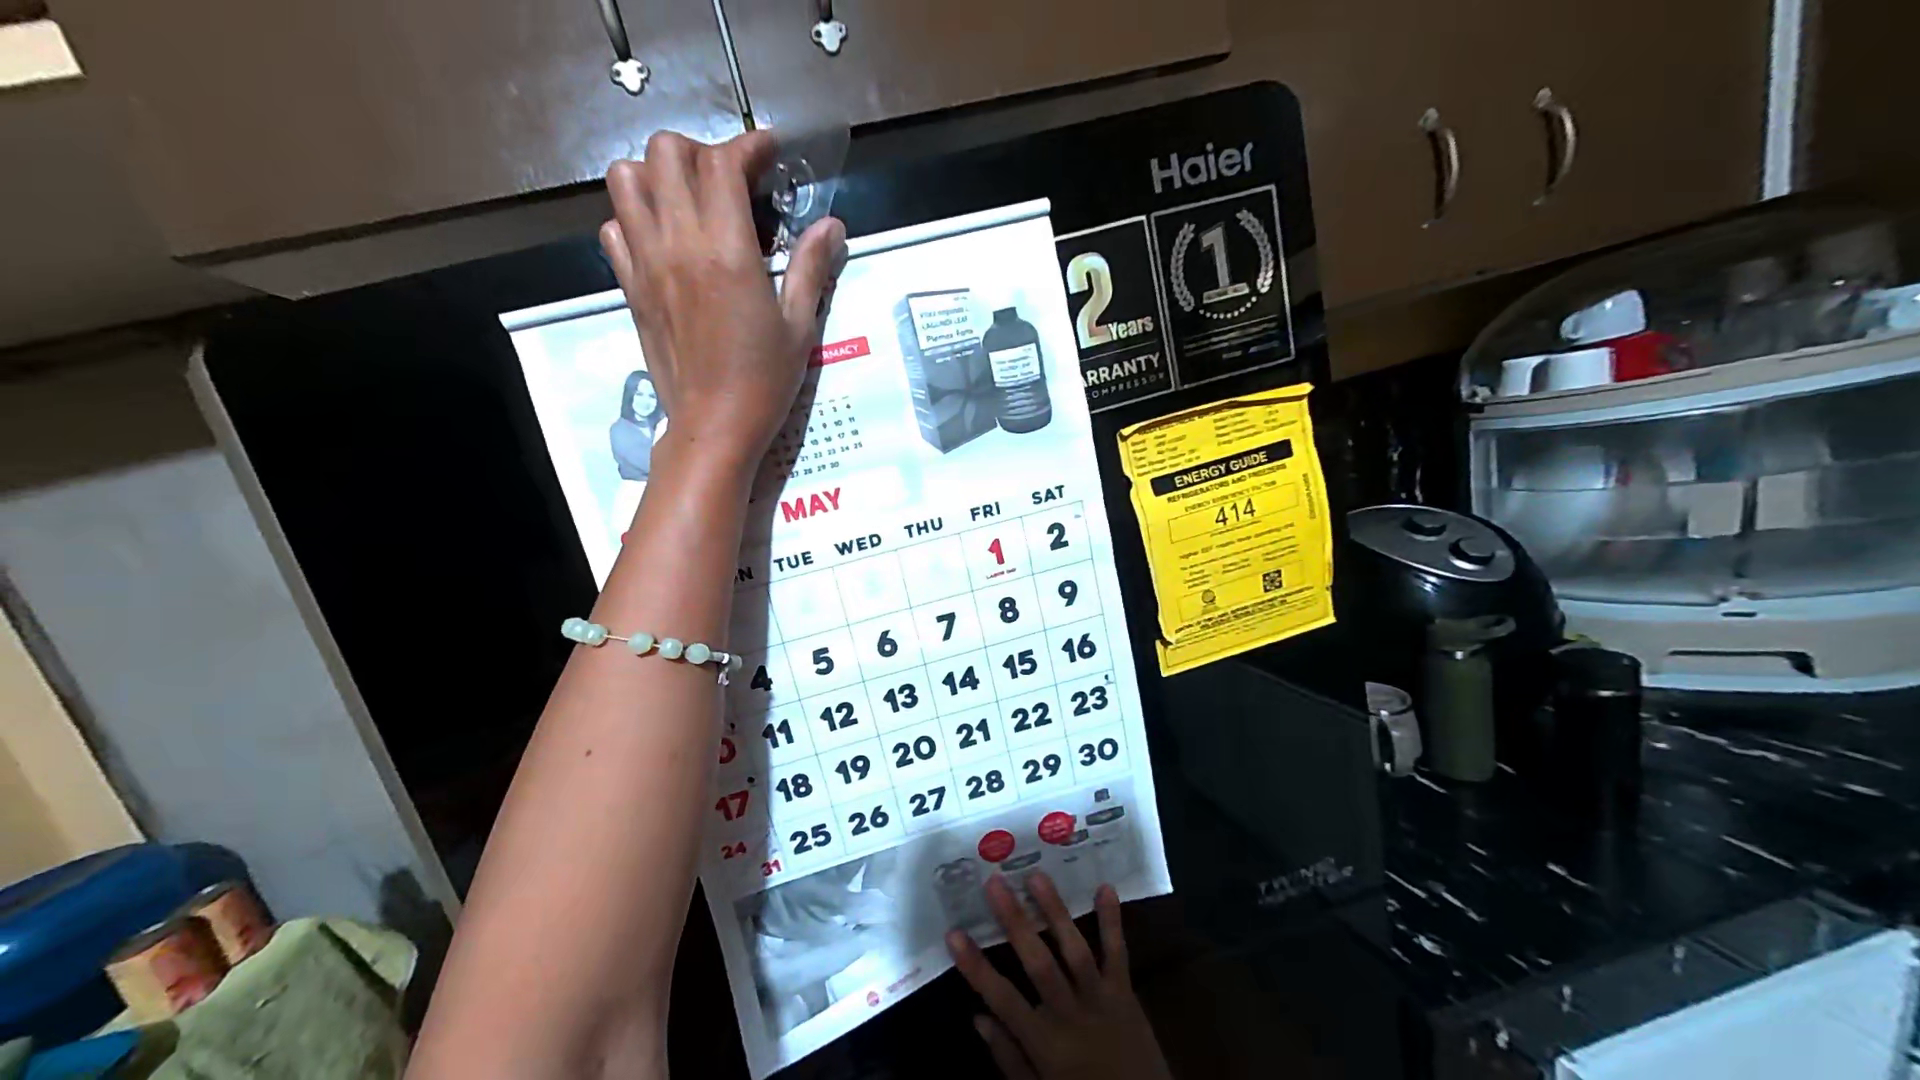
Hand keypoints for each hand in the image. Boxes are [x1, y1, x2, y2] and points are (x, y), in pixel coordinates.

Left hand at [600, 130, 847, 480]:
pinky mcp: (630, 288)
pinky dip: (634, 217)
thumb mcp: (798, 325)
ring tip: (691, 201)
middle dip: (700, 151)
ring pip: (626, 180)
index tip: (769, 151)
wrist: (713, 425)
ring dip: (658, 175)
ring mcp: (646, 264)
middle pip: (664, 153)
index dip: (748, 144)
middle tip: (730, 179)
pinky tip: (665, 240)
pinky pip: (614, 228)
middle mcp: (677, 245)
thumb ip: (811, 267)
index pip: (722, 163)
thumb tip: (832, 226)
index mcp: (726, 251)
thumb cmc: (764, 380)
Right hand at [948, 874, 1172, 1079]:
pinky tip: (1105, 887)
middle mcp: (1071, 1016)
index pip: (1003, 1000)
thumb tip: (978, 1016)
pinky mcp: (1125, 993)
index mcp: (1045, 1044)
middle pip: (1039, 965)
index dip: (976, 966)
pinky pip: (1118, 953)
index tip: (954, 933)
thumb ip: (1009, 1057)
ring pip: (1075, 951)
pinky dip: (1113, 921)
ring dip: (1056, 912)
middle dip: (1016, 922)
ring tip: (1036, 876)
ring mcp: (1101, 1000)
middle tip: (995, 883)